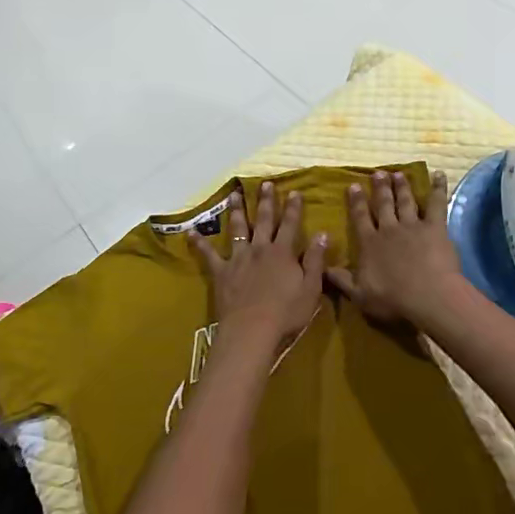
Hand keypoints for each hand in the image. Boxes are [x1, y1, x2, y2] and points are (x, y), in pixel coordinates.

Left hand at [189, 182, 327, 354]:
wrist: (252, 329)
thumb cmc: (287, 312)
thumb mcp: (311, 288)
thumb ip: (316, 260)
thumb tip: (323, 234)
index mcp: (283, 252)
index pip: (291, 225)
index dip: (294, 208)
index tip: (295, 192)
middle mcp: (260, 249)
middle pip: (264, 220)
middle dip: (266, 201)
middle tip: (265, 183)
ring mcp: (238, 259)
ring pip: (237, 229)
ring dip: (237, 211)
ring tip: (235, 195)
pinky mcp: (221, 272)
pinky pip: (209, 255)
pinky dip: (200, 243)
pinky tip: (191, 232)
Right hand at [326, 170, 463, 327]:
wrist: (427, 295)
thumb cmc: (392, 299)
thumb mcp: (359, 295)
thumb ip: (342, 280)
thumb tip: (323, 268)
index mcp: (370, 244)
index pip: (360, 218)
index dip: (356, 202)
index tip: (352, 185)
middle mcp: (389, 229)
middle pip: (383, 204)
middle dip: (380, 188)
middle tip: (378, 173)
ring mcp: (413, 226)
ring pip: (406, 201)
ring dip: (402, 186)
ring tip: (398, 174)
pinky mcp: (435, 227)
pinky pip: (437, 204)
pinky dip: (438, 188)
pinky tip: (439, 175)